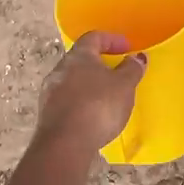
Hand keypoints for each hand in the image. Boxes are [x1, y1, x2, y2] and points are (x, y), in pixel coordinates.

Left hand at [37, 31, 146, 152]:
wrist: (63, 147)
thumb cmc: (98, 106)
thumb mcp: (125, 85)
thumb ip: (132, 68)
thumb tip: (136, 57)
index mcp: (78, 56)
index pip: (94, 37)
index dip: (112, 39)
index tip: (127, 48)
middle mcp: (59, 70)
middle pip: (81, 59)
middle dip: (99, 64)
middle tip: (117, 72)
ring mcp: (49, 94)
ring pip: (72, 81)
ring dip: (89, 85)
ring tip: (107, 96)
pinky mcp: (46, 117)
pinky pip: (67, 101)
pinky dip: (81, 102)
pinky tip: (93, 115)